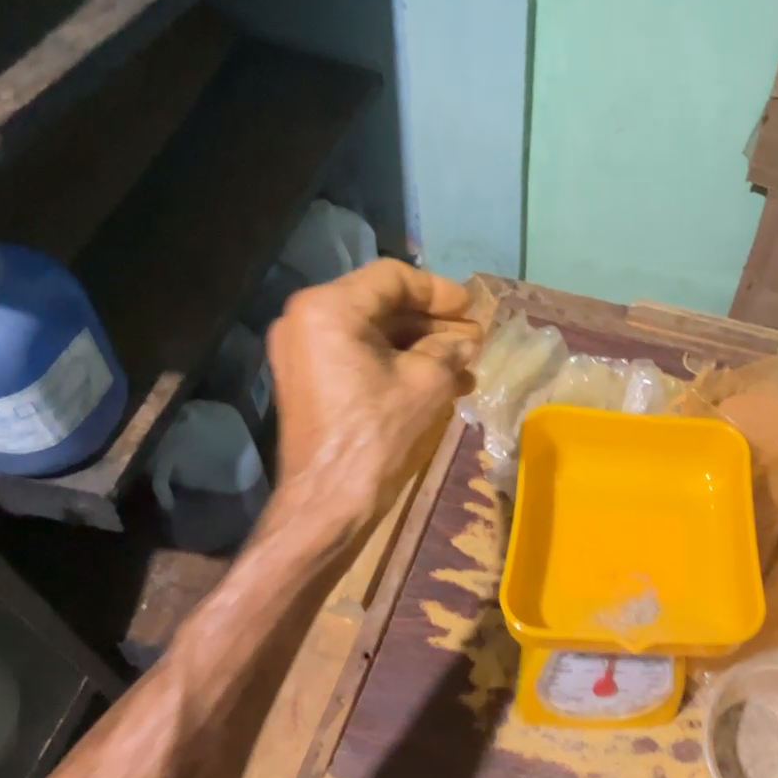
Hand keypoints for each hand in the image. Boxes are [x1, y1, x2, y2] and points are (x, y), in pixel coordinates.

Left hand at [266, 259, 480, 518]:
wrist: (330, 499)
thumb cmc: (379, 433)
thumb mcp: (427, 382)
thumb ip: (450, 349)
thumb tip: (466, 341)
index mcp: (329, 308)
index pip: (392, 278)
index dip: (438, 291)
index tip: (472, 309)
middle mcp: (307, 320)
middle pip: (381, 304)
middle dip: (433, 322)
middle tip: (474, 338)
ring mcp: (303, 352)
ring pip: (373, 334)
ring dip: (421, 346)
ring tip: (466, 366)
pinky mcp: (310, 381)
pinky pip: (359, 357)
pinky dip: (397, 364)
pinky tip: (441, 383)